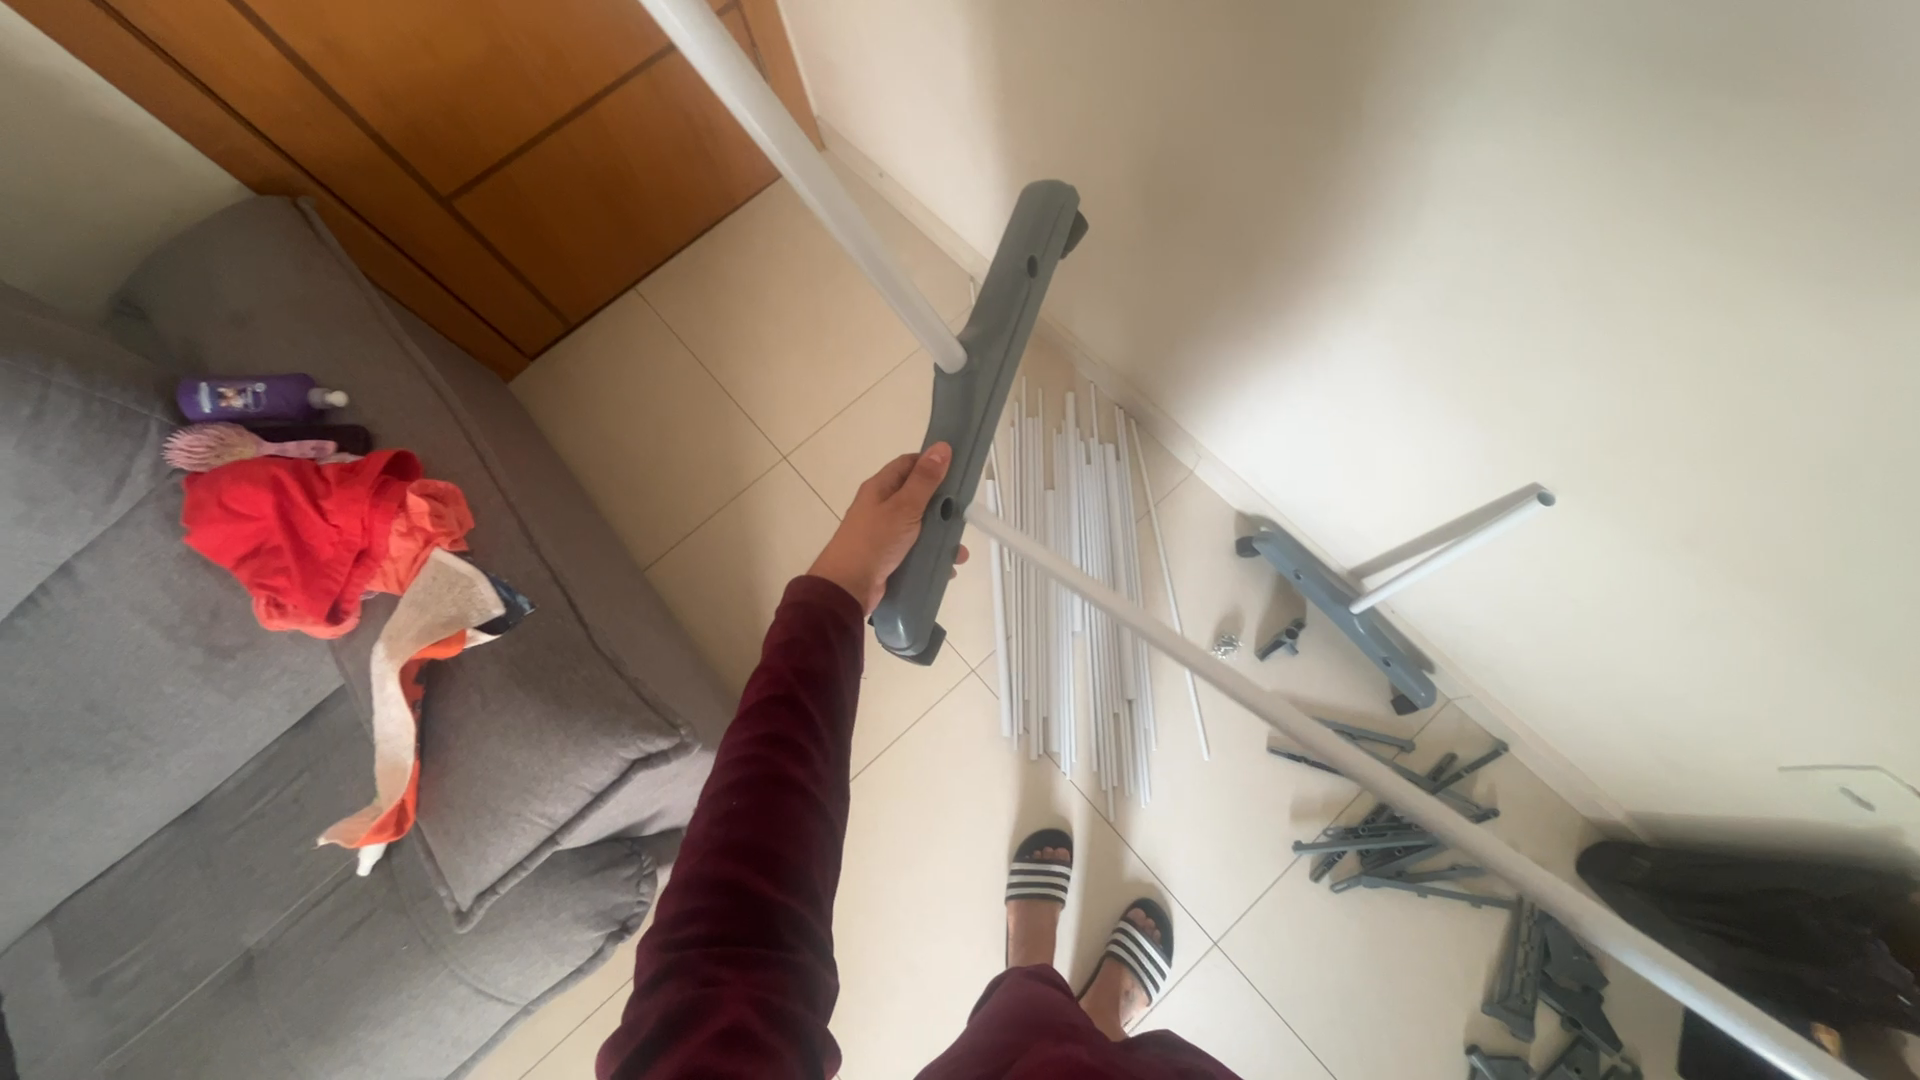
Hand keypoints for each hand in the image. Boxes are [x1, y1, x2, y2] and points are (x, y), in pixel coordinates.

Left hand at [808, 442, 969, 613]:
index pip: (908, 464)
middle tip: (964, 515)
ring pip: (921, 528)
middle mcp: (882, 507)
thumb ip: (925, 480)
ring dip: (942, 537)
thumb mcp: (904, 507)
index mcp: (880, 488)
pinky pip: (917, 551)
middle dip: (943, 506)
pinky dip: (933, 557)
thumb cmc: (875, 541)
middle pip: (918, 497)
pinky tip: (948, 568)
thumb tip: (942, 446)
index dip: (931, 464)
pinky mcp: (890, 557)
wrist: (848, 587)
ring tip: (959, 552)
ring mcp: (885, 534)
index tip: (957, 471)